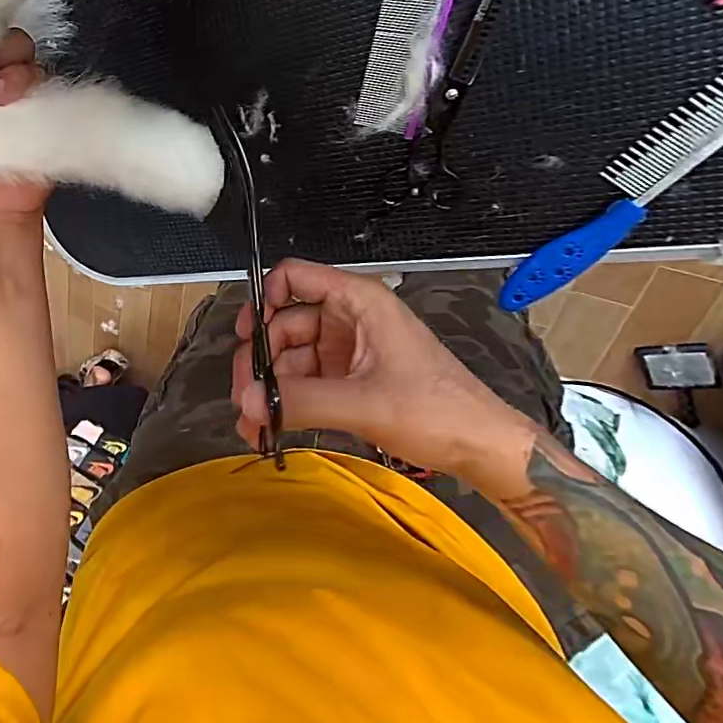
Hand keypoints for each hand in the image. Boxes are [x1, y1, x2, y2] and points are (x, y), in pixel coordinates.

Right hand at [231, 259, 542, 497]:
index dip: (264, 300)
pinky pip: (309, 382)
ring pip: (293, 357)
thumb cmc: (436, 409)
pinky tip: (270, 428)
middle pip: (286, 323)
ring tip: (254, 424)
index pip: (295, 277)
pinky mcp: (352, 379)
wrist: (478, 444)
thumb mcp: (364, 403)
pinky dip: (288, 402)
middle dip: (261, 358)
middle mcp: (351, 318)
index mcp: (360, 301)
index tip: (246, 337)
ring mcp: (350, 350)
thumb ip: (301, 401)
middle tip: (245, 397)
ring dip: (271, 387)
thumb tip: (247, 402)